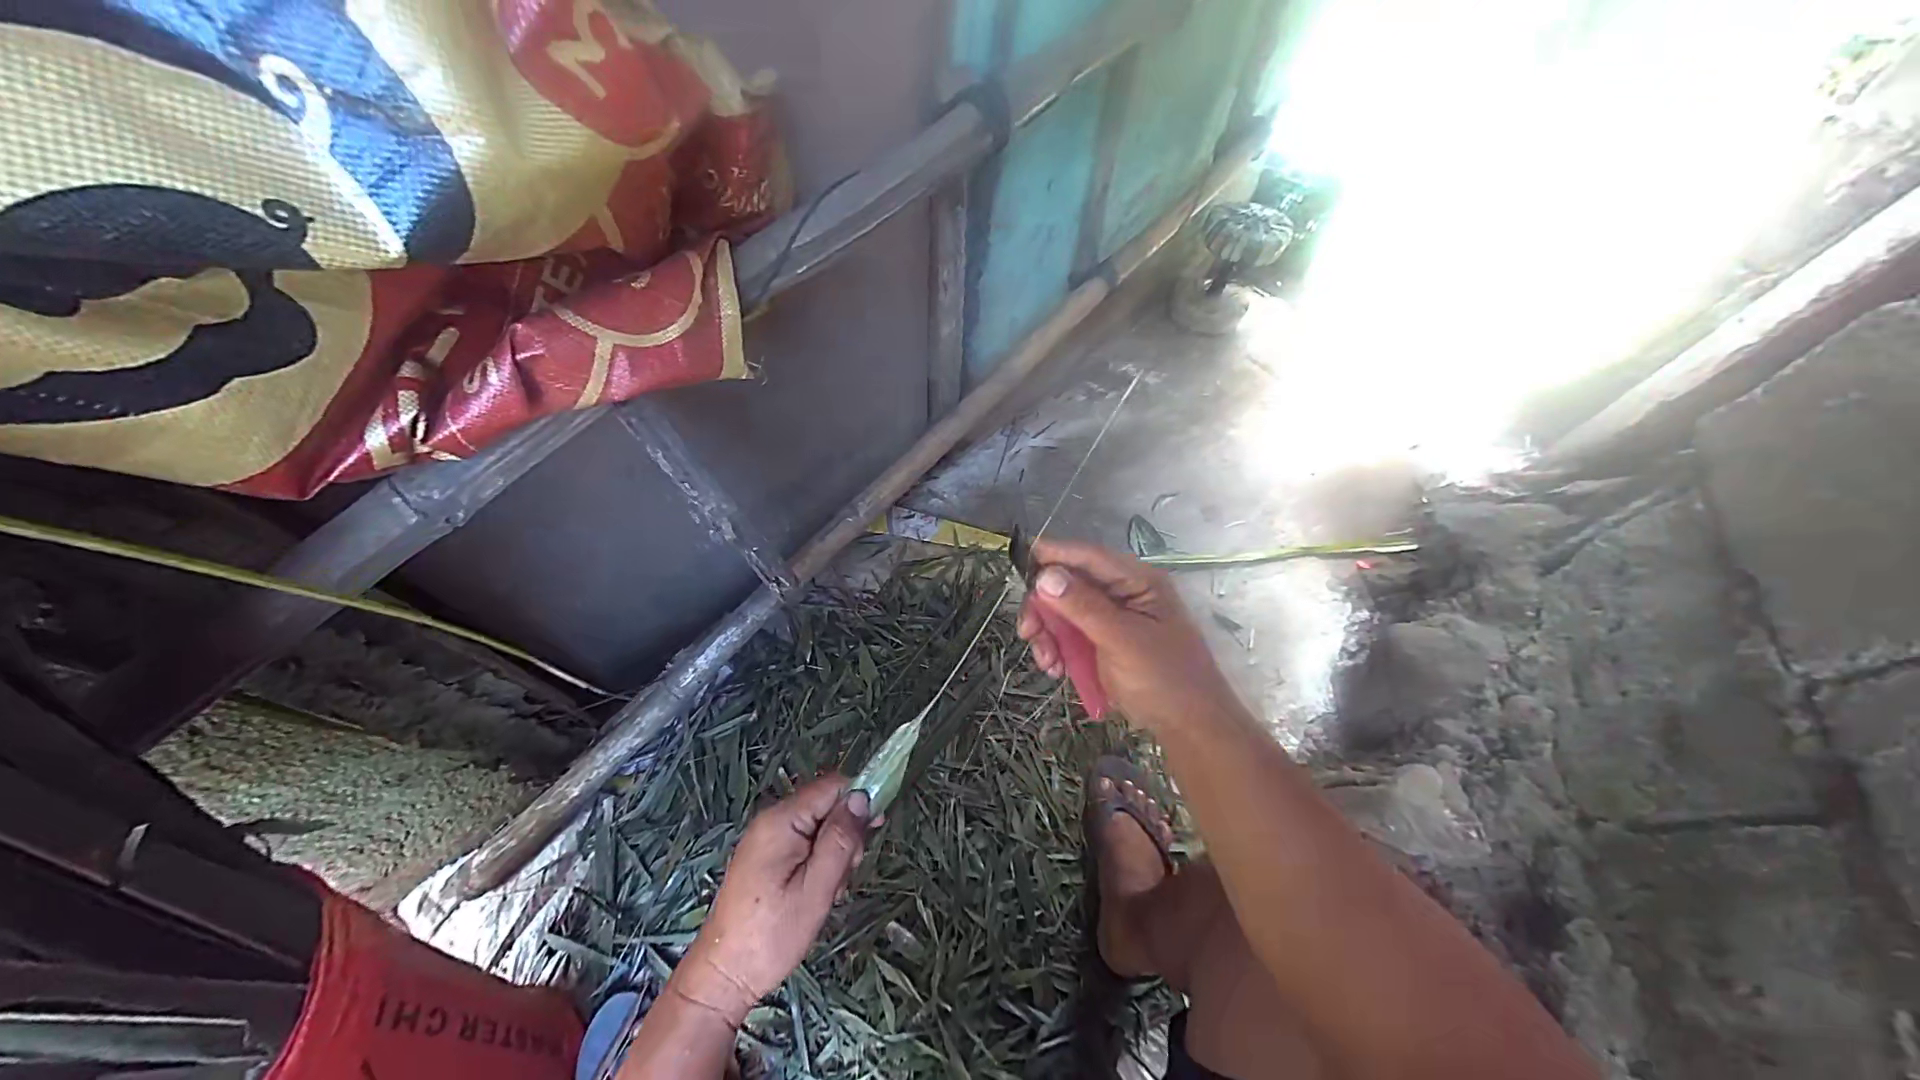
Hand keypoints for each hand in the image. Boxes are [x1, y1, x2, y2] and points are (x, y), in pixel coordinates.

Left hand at [671, 775, 872, 1023]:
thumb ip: (840, 839)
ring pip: (819, 827)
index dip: (859, 799)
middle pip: (826, 805)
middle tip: (843, 876)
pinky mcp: (767, 857)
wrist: (722, 977)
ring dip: (834, 854)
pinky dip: (819, 864)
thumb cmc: (772, 936)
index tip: (876, 828)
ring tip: (828, 892)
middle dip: (845, 834)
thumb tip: (861, 797)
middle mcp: (772, 820)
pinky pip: (805, 844)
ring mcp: (767, 839)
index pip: (832, 785)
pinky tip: (816, 894)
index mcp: (782, 821)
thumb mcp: (816, 889)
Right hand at [1017, 539, 1244, 733]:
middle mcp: (1125, 594)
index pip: (1089, 556)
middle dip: (1045, 607)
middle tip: (1028, 632)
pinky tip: (1055, 669)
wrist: (1191, 728)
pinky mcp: (1107, 643)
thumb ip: (1083, 606)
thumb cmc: (1164, 680)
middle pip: (1071, 584)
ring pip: (1065, 611)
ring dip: (1049, 633)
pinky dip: (1058, 649)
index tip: (1022, 559)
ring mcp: (1115, 619)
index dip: (1054, 554)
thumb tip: (1045, 574)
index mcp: (1138, 582)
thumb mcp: (1121, 640)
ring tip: (1047, 662)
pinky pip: (1072, 635)